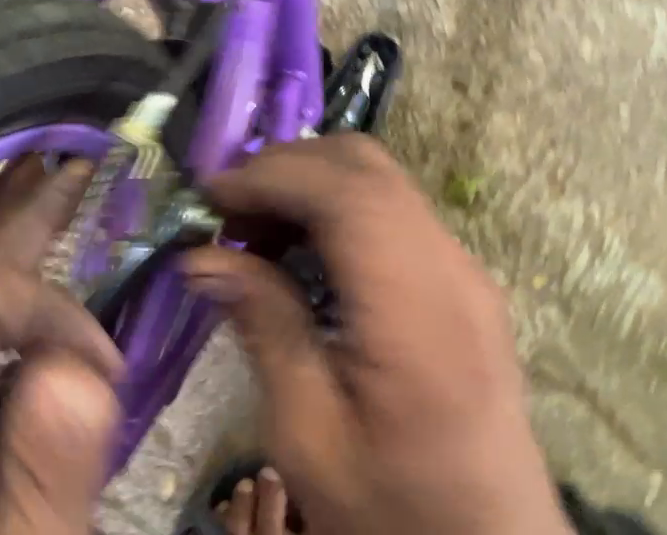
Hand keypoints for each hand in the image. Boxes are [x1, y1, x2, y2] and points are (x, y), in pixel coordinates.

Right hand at [184, 134, 570, 534]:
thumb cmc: (393, 505)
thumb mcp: (308, 434)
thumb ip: (265, 329)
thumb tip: (202, 257)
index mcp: (418, 310)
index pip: (348, 192)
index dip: (271, 175)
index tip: (208, 199)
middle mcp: (453, 270)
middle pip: (365, 166)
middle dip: (283, 168)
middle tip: (224, 213)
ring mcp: (464, 272)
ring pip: (378, 179)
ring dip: (305, 185)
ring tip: (251, 234)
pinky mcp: (459, 284)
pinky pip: (390, 212)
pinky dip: (332, 208)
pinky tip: (296, 255)